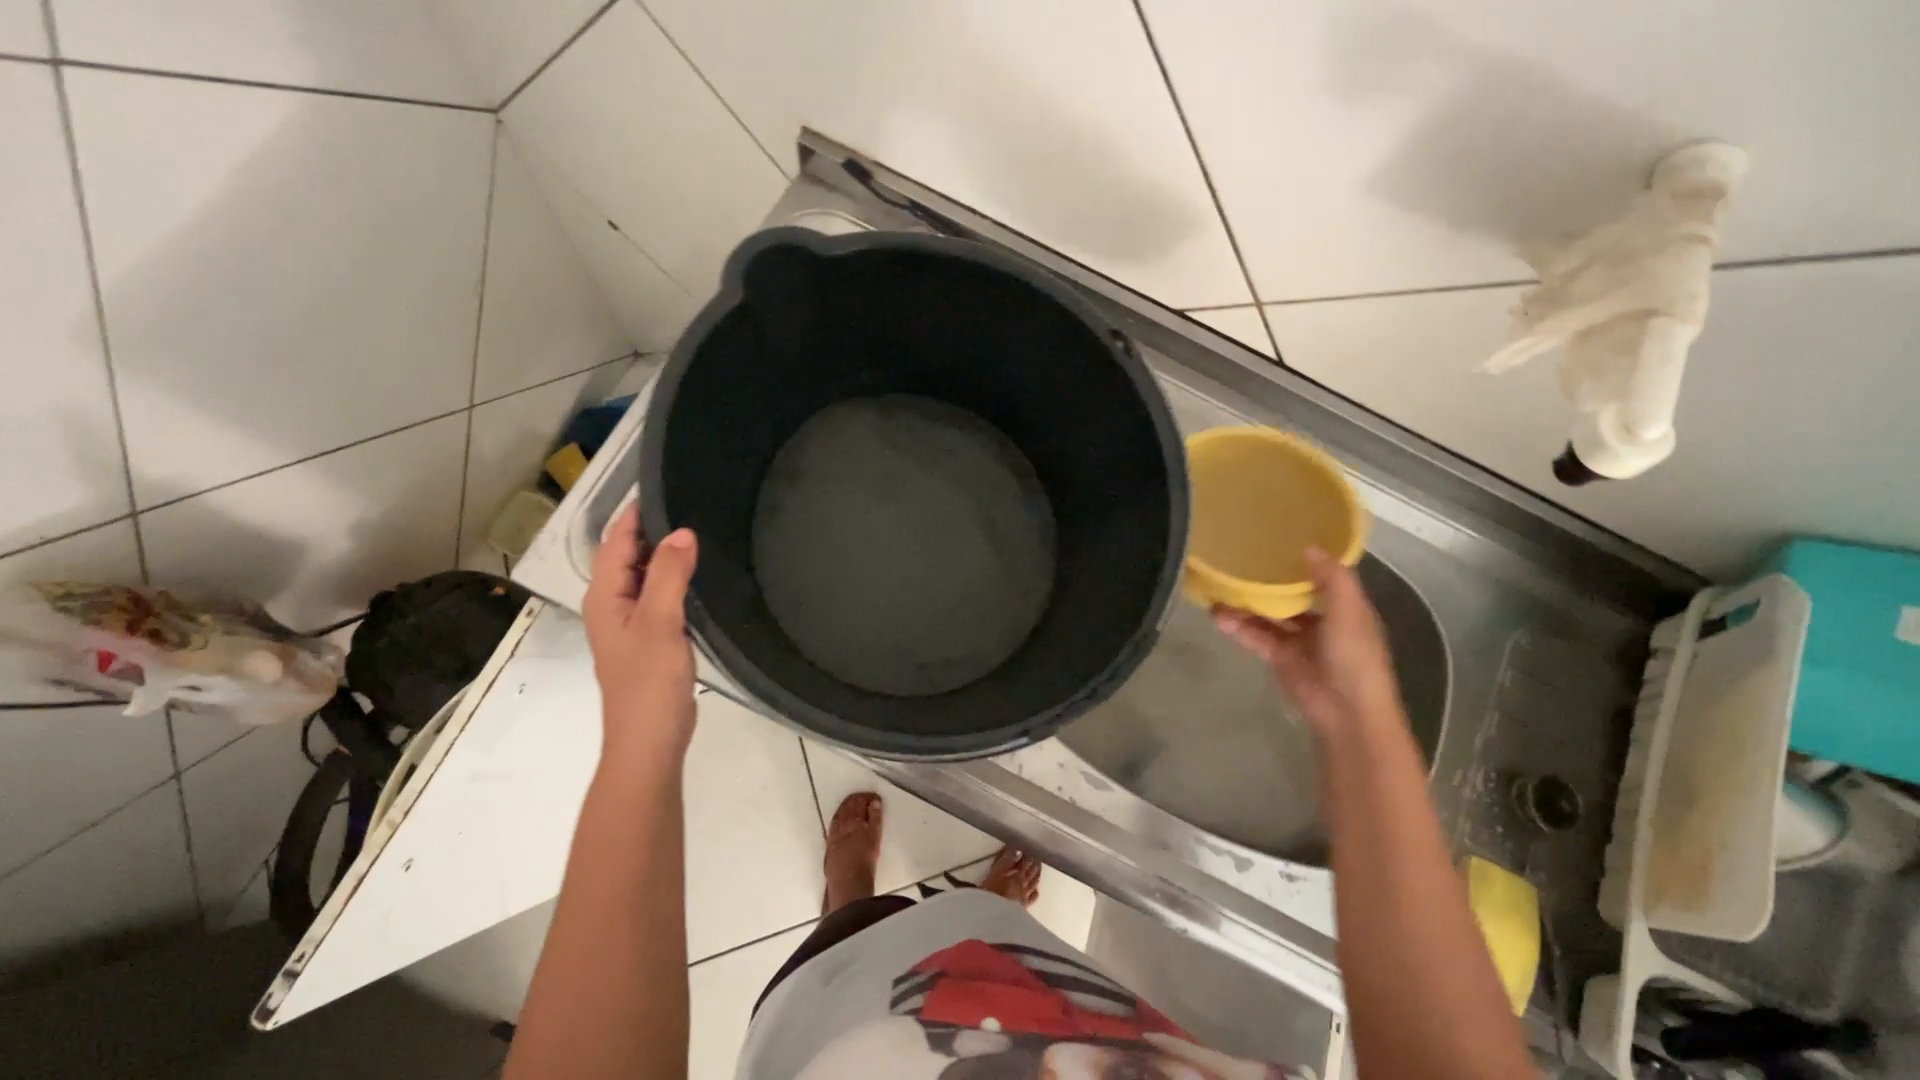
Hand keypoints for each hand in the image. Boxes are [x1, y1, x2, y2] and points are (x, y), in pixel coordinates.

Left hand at [584, 501, 698, 760]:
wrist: (649, 742)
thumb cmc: (648, 683)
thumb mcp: (659, 623)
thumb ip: (668, 575)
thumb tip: (681, 532)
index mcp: (604, 597)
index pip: (615, 541)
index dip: (634, 512)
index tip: (663, 483)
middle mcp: (612, 605)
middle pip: (628, 555)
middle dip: (654, 529)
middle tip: (693, 501)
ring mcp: (631, 624)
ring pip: (646, 576)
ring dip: (666, 555)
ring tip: (701, 530)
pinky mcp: (650, 640)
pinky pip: (659, 596)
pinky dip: (675, 580)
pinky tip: (701, 575)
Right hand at [1212, 548, 1403, 738]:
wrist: (1346, 710)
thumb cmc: (1355, 656)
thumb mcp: (1350, 611)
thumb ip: (1332, 578)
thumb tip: (1308, 547)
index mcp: (1345, 607)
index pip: (1323, 577)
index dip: (1304, 561)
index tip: (1280, 539)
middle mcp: (1322, 621)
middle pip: (1291, 596)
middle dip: (1269, 582)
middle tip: (1240, 561)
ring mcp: (1299, 641)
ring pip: (1269, 616)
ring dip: (1247, 604)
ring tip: (1219, 588)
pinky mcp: (1279, 658)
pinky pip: (1257, 637)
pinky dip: (1239, 627)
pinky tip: (1218, 615)